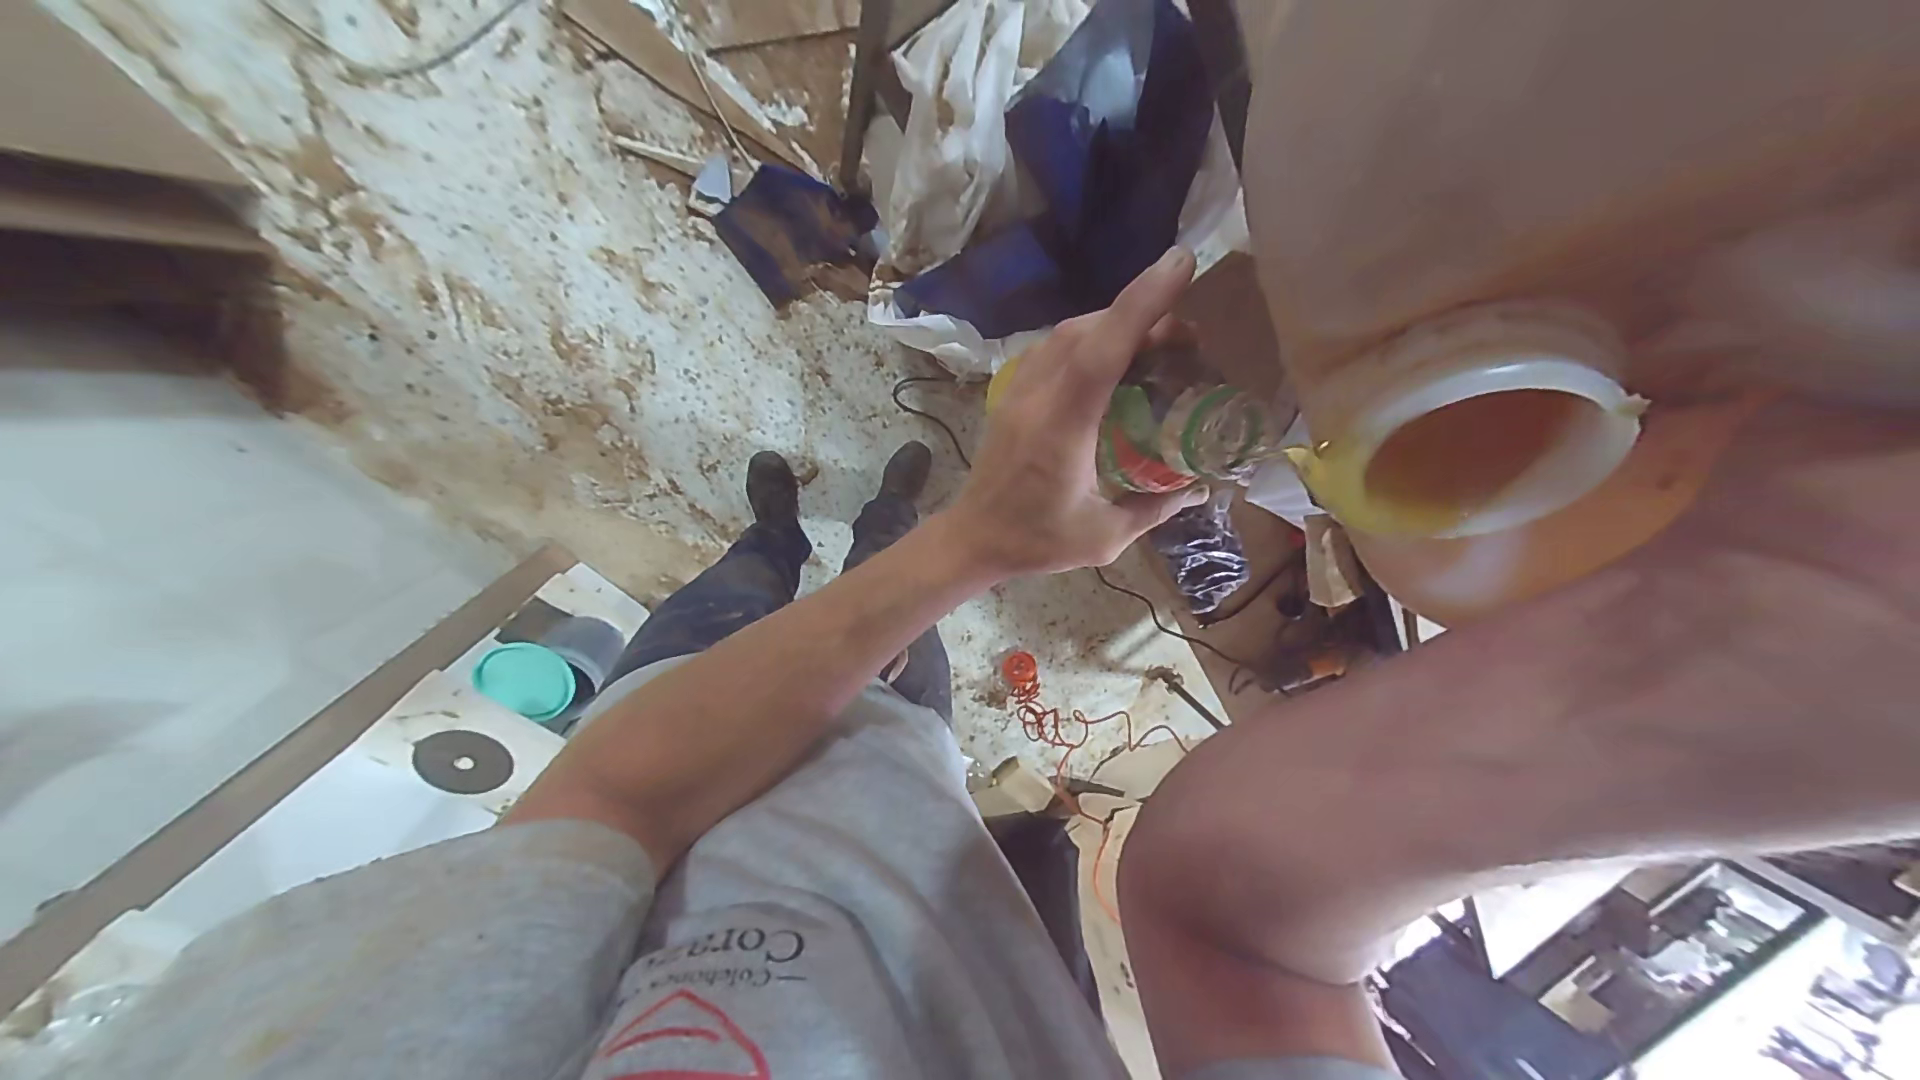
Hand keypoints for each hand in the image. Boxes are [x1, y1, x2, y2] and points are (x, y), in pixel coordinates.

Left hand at [938, 248, 1213, 578]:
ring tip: (1155, 342)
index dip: (1142, 305)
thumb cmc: (1036, 541)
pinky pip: (1052, 349)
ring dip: (1112, 324)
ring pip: (1066, 334)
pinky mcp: (1012, 395)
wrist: (974, 538)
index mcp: (1062, 428)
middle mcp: (1037, 397)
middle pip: (1087, 331)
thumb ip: (1156, 509)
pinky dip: (1088, 340)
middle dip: (1140, 313)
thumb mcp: (1104, 537)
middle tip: (1186, 333)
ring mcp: (1019, 392)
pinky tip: (1110, 359)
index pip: (1102, 351)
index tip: (1181, 265)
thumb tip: (1200, 486)